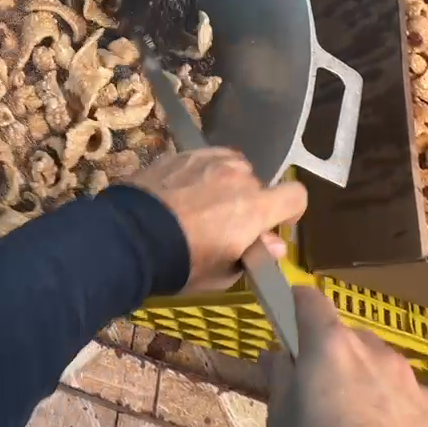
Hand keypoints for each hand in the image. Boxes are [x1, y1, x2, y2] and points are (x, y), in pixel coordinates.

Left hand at [126, 148, 306, 292]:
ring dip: (225, 181)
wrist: (131, 236)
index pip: (296, 195)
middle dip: (248, 201)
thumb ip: (255, 255)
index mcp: (254, 207)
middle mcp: (236, 176)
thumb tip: (274, 244)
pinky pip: (204, 158)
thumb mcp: (223, 273)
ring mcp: (207, 159)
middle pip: (257, 183)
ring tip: (203, 202)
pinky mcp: (180, 153)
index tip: (271, 225)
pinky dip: (201, 171)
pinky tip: (183, 188)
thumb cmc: (182, 262)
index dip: (289, 211)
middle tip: (225, 223)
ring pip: (231, 165)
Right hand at [264, 286, 427, 426]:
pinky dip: (399, 420)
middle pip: (350, 338)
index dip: (295, 310)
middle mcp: (377, 354)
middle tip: (321, 396)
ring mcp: (416, 388)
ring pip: (384, 372)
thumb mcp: (281, 420)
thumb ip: (280, 378)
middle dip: (335, 357)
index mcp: (332, 344)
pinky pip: (411, 407)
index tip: (288, 330)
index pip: (309, 298)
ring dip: (369, 387)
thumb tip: (278, 357)